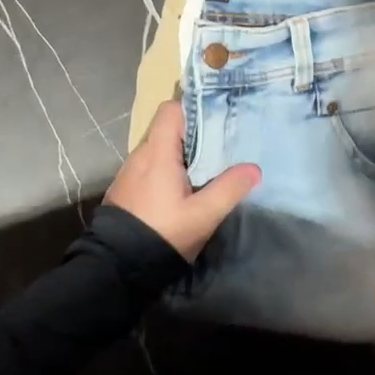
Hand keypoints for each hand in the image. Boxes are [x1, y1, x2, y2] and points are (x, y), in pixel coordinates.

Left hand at [104, 101, 260, 260]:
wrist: (119, 264)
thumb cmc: (163, 232)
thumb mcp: (202, 215)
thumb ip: (228, 189)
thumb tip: (254, 168)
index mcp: (157, 151)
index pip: (171, 110)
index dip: (193, 110)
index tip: (217, 121)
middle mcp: (141, 153)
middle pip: (168, 129)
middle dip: (194, 134)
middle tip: (222, 145)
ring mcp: (131, 170)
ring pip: (160, 148)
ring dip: (182, 153)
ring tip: (209, 166)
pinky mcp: (128, 186)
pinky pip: (151, 165)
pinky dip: (169, 168)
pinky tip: (185, 186)